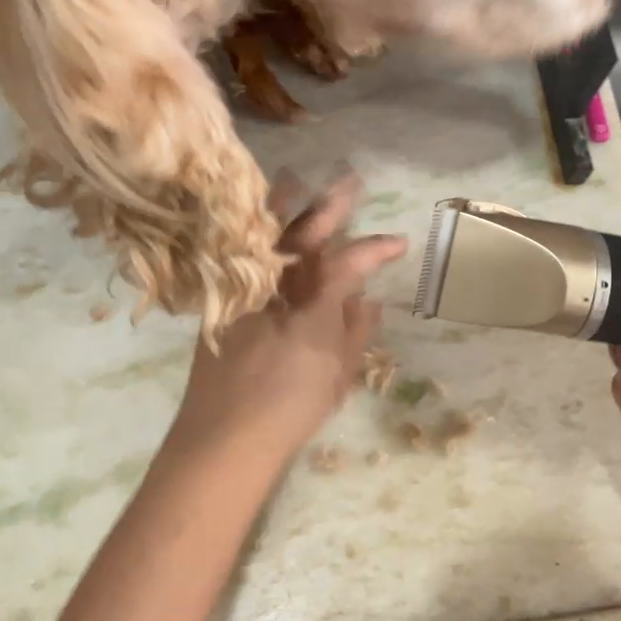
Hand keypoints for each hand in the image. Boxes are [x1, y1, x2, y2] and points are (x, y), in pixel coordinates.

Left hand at [168, 173, 406, 465]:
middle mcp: (276, 285)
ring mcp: (243, 288)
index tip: (400, 243)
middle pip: (305, 234)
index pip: (349, 262)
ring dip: (284, 207)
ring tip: (294, 179)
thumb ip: (355, 330)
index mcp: (311, 301)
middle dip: (330, 206)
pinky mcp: (219, 300)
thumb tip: (366, 301)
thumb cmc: (289, 409)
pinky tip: (263, 225)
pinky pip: (241, 251)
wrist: (223, 441)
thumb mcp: (337, 372)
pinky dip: (255, 233)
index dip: (376, 249)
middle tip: (351, 181)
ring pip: (266, 236)